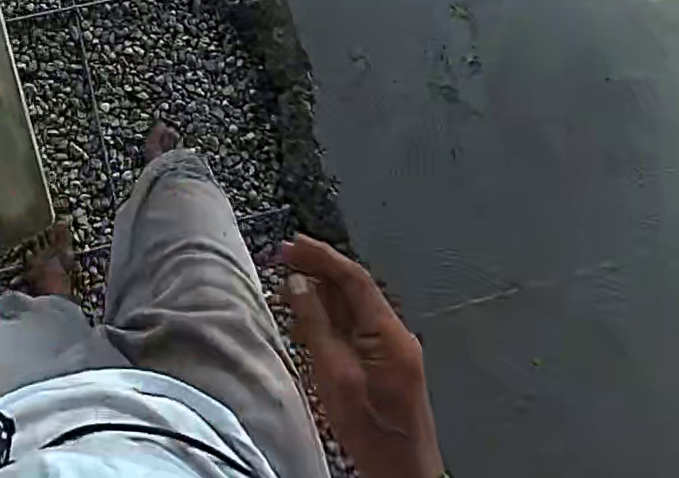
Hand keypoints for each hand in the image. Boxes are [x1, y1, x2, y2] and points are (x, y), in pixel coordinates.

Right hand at [281, 234, 444, 477]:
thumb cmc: (371, 434)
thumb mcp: (336, 378)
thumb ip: (316, 325)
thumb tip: (297, 282)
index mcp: (389, 334)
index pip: (355, 278)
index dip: (322, 256)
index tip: (292, 244)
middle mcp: (394, 333)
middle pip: (353, 287)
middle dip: (317, 269)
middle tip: (283, 257)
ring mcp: (391, 348)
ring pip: (351, 305)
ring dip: (319, 291)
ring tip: (286, 286)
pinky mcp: (383, 362)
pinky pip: (352, 325)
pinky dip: (326, 315)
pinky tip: (304, 318)